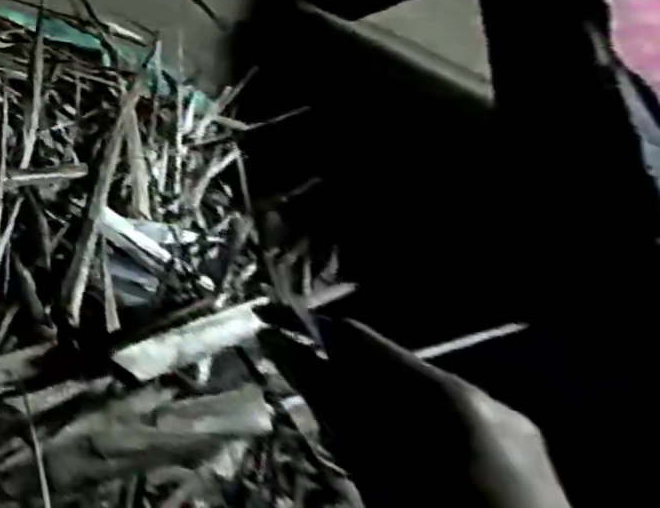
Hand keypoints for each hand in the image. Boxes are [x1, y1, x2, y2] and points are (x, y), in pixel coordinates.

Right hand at [284, 319, 568, 507]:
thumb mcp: (369, 460)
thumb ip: (323, 395)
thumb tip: (274, 341)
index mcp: (443, 390)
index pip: (354, 336)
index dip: (303, 326)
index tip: (262, 324)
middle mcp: (479, 396)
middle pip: (383, 364)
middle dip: (337, 371)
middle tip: (297, 385)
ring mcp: (508, 429)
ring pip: (410, 393)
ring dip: (367, 400)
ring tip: (341, 427)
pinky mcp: (522, 460)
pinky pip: (442, 421)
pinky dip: (402, 425)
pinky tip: (387, 450)